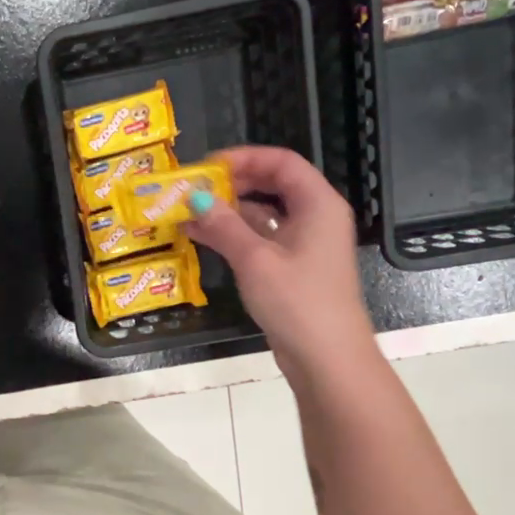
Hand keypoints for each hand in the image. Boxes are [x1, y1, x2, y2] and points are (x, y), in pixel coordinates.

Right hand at [182, 146, 374, 379]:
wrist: (326, 356)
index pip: (281, 163)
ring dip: (228, 212)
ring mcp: (305, 244)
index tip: (206, 167)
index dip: (243, 158)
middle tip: (193, 189)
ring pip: (264, 214)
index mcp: (318, 204)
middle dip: (232, 184)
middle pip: (273, 185)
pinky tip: (203, 238)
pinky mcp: (294, 267)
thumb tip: (195, 199)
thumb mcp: (255, 259)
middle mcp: (315, 217)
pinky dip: (235, 235)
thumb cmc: (297, 301)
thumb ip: (224, 226)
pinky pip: (262, 239)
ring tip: (188, 214)